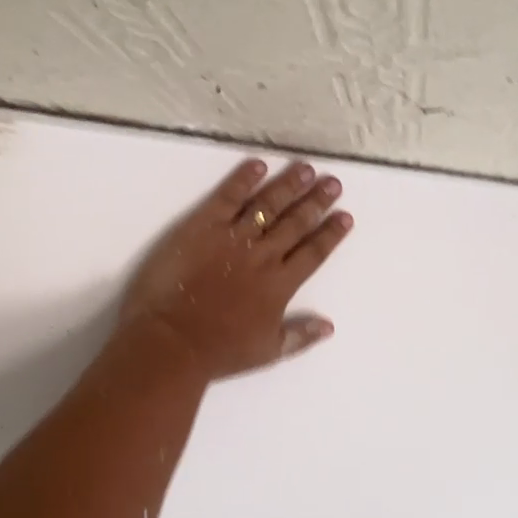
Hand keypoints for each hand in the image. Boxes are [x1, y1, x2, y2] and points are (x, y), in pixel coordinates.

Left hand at [119, 159, 352, 380]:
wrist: (171, 342)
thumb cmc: (218, 353)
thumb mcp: (267, 352)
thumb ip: (299, 336)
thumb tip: (329, 326)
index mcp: (280, 286)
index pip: (313, 253)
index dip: (331, 233)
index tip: (345, 216)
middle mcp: (263, 256)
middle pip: (296, 222)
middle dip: (317, 201)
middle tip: (333, 182)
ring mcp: (233, 238)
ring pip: (268, 205)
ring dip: (289, 185)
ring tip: (305, 168)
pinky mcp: (202, 227)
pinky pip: (227, 196)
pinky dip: (243, 179)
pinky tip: (258, 164)